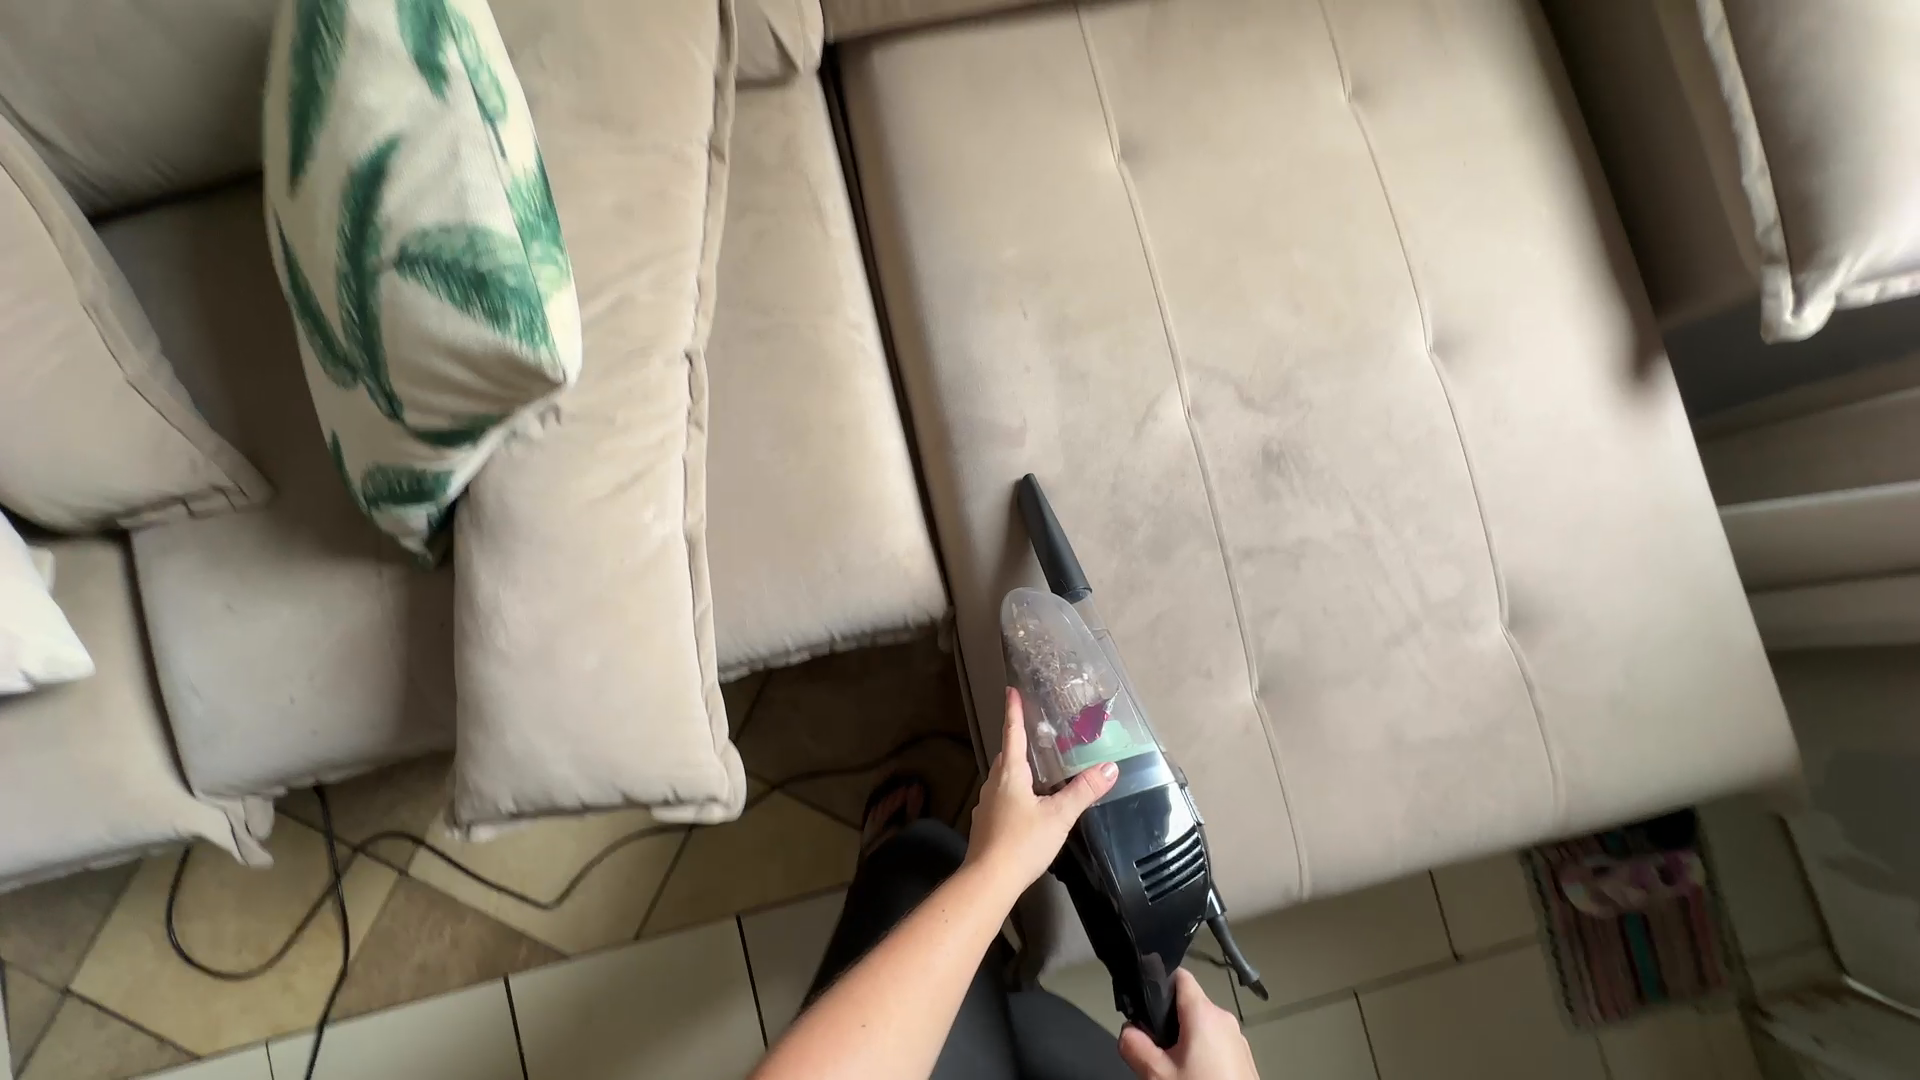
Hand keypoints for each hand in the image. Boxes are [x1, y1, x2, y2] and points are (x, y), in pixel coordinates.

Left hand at [964, 687, 1118, 889]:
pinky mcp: (986, 823)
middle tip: (1035, 732)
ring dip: (1017, 769)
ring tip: (1036, 769)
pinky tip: (1026, 806)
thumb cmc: (1022, 842)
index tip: (1011, 690)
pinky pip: (1001, 797)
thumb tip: (1109, 768)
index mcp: (1010, 773)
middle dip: (1018, 741)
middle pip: (1007, 755)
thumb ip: (1084, 791)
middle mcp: (994, 783)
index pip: (1012, 733)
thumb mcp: (1059, 816)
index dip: (1013, 711)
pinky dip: (1014, 792)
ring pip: (1003, 777)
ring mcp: (987, 804)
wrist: (988, 879)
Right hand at [1118, 969, 1259, 1079]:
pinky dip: (1204, 1056)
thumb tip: (1127, 1030)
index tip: (1143, 1006)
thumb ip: (1135, 1045)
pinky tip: (1195, 1078)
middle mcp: (1225, 1019)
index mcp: (1204, 1012)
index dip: (1157, 984)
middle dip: (1169, 1023)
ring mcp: (1239, 1041)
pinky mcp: (1246, 1062)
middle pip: (1188, 1005)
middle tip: (1155, 1050)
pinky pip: (1218, 1046)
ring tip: (1175, 1070)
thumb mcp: (1158, 1075)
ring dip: (1186, 1042)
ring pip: (1203, 1028)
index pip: (1178, 975)